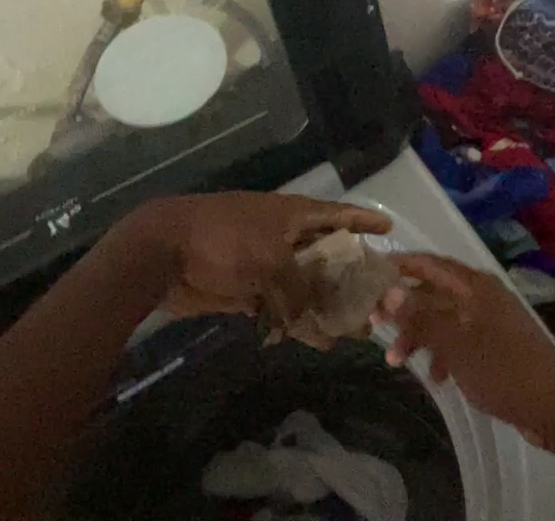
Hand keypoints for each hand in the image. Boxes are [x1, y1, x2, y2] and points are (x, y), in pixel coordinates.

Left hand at [118, 192, 391, 323]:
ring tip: (346, 329)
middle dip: (348, 275)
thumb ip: (298, 289)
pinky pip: (277, 306)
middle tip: (375, 297)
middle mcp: (284, 235)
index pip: (339, 214)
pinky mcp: (244, 288)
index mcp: (294, 214)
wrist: (164, 252)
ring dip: (321, 305)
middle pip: (324, 254)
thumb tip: (315, 323)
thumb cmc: (224, 240)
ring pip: (302, 285)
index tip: (390, 228)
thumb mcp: (271, 259)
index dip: (364, 220)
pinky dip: (291, 321)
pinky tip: (308, 339)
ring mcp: (264, 262)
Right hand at [372, 253, 554, 446]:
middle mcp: (483, 295)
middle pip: (435, 292)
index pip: (431, 264)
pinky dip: (444, 352)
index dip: (401, 265)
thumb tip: (389, 292)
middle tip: (375, 326)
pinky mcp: (497, 344)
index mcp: (475, 286)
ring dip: (421, 335)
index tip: (371, 272)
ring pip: (445, 318)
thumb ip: (421, 318)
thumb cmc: (502, 368)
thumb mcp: (455, 344)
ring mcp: (492, 319)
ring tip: (398, 362)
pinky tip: (437, 378)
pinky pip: (461, 338)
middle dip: (405, 309)